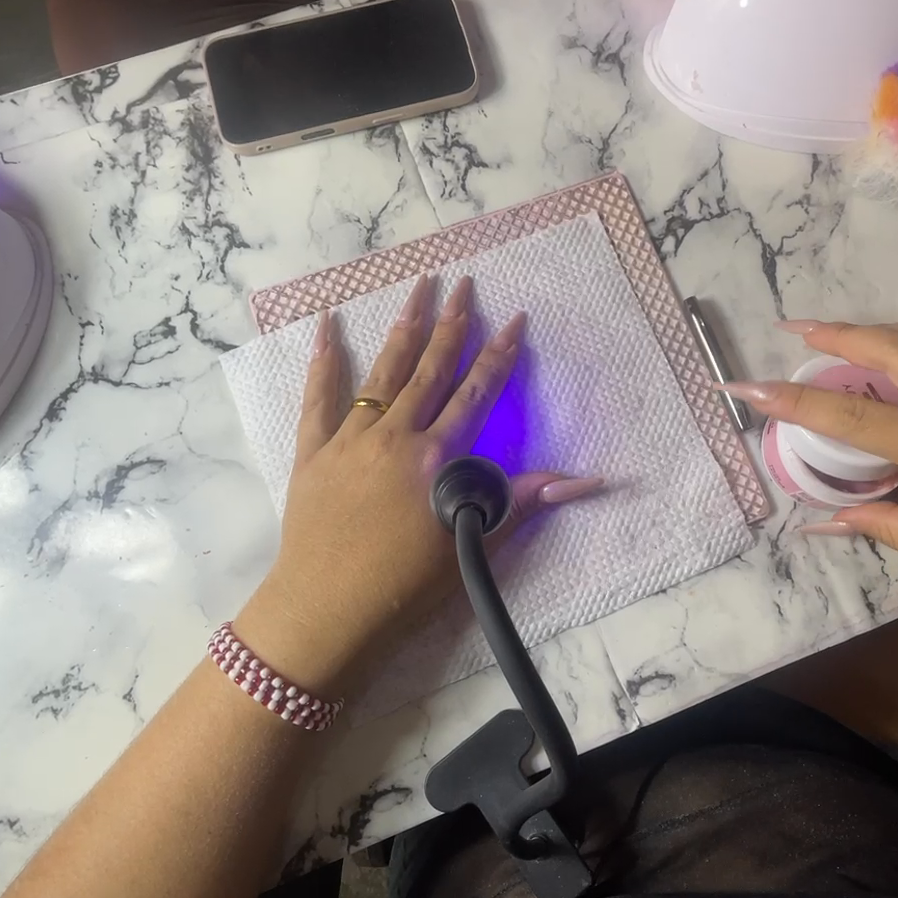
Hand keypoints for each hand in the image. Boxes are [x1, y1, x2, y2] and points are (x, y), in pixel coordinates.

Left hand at [236, 277, 601, 696]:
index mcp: (436, 457)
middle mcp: (394, 436)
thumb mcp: (469, 544)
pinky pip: (317, 398)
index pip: (476, 393)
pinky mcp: (314, 453)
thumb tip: (583, 481)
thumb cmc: (404, 586)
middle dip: (450, 325)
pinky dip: (322, 361)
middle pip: (429, 370)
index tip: (514, 318)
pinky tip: (326, 326)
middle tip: (463, 285)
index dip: (498, 355)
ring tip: (416, 289)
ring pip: (382, 374)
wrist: (326, 611)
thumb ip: (519, 502)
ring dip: (402, 329)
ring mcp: (350, 440)